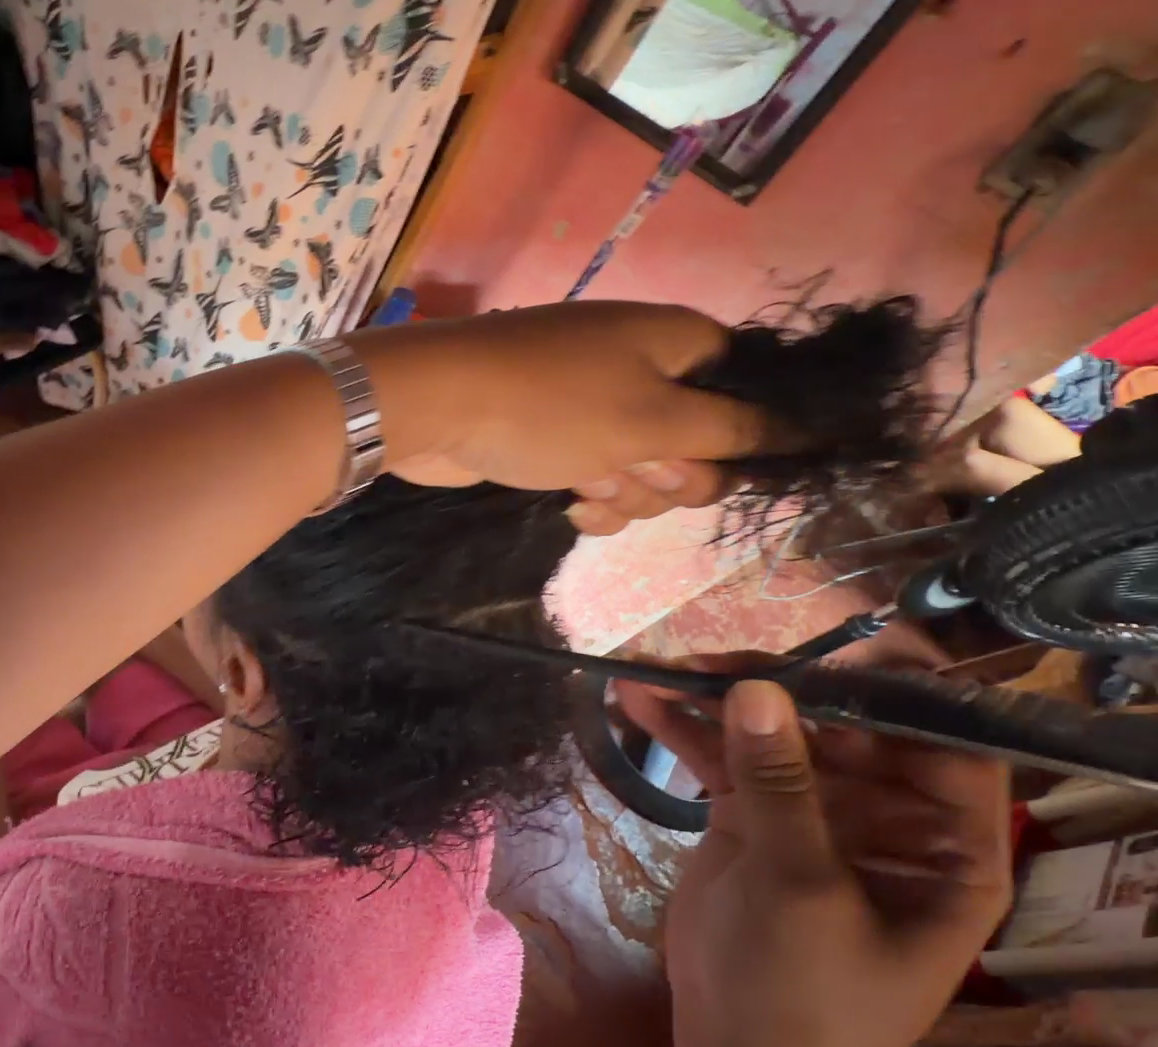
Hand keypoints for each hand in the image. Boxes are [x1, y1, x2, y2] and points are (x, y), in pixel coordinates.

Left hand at [354, 302, 768, 532]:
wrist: (434, 408)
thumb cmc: (551, 407)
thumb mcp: (653, 419)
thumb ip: (732, 429)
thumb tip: (808, 425)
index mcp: (675, 342)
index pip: (746, 383)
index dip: (751, 429)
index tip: (737, 465)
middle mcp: (638, 369)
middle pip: (699, 437)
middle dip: (677, 473)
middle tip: (638, 472)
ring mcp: (590, 407)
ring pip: (646, 468)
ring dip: (630, 494)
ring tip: (590, 491)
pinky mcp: (551, 441)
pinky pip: (598, 477)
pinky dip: (594, 498)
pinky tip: (573, 508)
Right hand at [615, 665, 1012, 1046]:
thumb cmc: (806, 989)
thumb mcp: (801, 888)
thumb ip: (781, 786)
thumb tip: (757, 688)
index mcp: (944, 840)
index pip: (943, 741)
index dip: (901, 689)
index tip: (834, 646)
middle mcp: (883, 813)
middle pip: (838, 722)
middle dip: (773, 685)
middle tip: (704, 661)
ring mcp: (808, 809)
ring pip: (767, 731)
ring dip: (711, 699)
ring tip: (653, 671)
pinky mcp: (747, 813)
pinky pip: (718, 756)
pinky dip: (678, 727)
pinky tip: (634, 700)